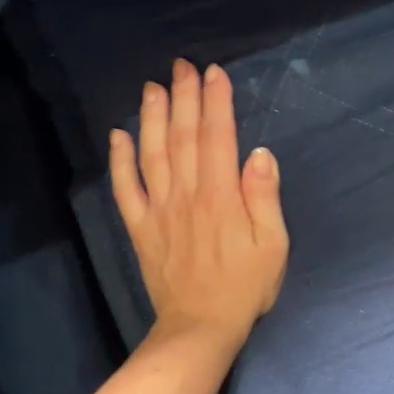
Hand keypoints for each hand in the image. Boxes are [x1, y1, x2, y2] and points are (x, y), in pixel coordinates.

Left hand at [111, 59, 287, 342]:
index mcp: (221, 196)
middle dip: (184, 98)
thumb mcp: (273, 243)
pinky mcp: (141, 227)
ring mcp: (158, 210)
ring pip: (152, 154)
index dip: (216, 103)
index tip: (215, 73)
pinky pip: (126, 187)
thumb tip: (259, 154)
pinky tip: (119, 134)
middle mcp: (186, 195)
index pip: (217, 138)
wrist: (201, 327)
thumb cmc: (246, 285)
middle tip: (183, 66)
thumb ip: (265, 197)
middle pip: (183, 137)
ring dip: (152, 118)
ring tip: (154, 86)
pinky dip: (120, 159)